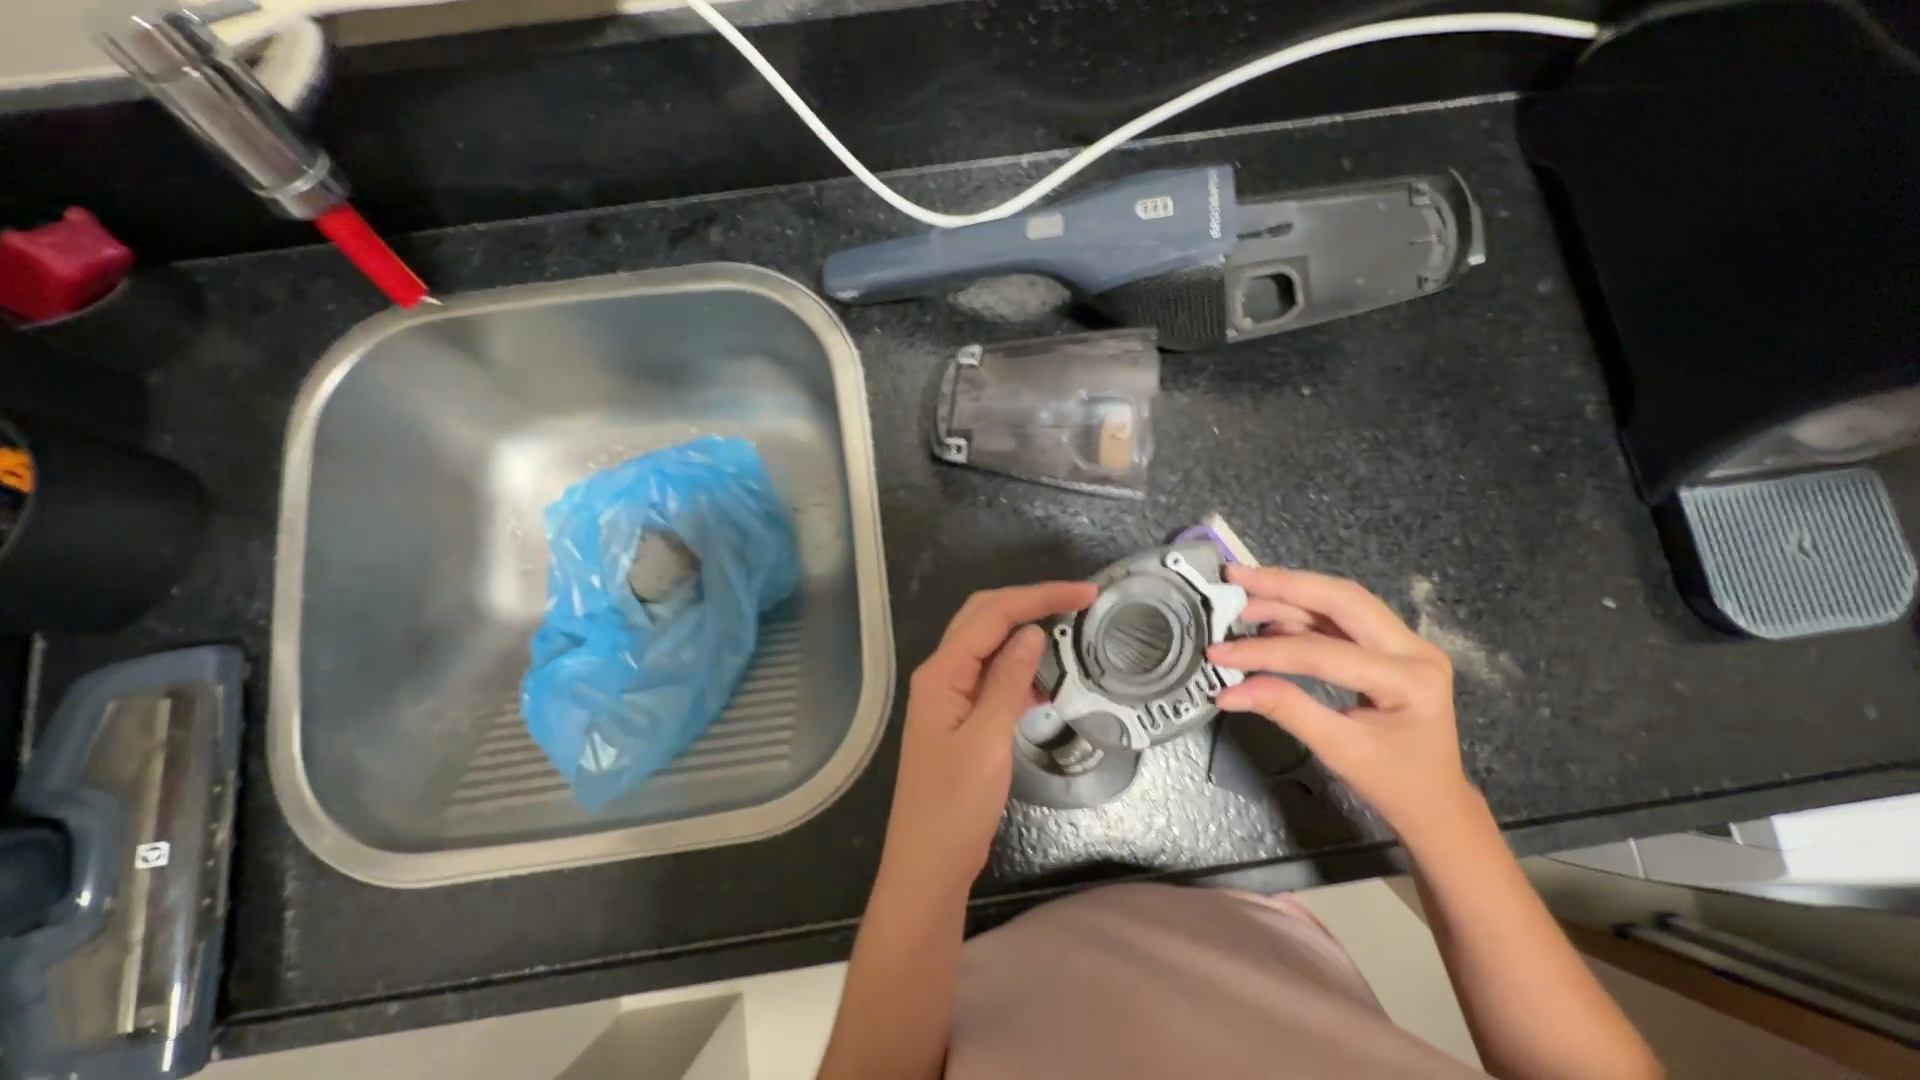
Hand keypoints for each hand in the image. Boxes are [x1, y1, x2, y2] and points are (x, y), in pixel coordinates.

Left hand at [882, 582, 1097, 892]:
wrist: (929, 863)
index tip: (1086, 594)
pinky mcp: (960, 720)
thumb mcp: (988, 740)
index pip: (991, 615)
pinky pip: (991, 679)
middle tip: (1078, 602)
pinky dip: (1018, 671)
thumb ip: (1008, 681)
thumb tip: (1031, 632)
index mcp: (941, 674)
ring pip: (987, 646)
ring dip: (1023, 634)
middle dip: (1029, 602)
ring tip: (1068, 637)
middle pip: (983, 618)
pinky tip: (1044, 687)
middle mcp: (941, 676)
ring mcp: (949, 698)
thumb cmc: (955, 806)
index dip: (1038, 597)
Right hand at [1207, 565, 1474, 837]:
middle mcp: (1414, 649)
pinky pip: (1343, 617)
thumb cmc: (1394, 783)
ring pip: (1342, 601)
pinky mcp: (1391, 645)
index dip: (1266, 651)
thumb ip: (1286, 710)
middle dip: (1285, 586)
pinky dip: (1303, 611)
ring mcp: (1406, 643)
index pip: (1325, 653)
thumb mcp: (1338, 751)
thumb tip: (1228, 691)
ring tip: (1242, 596)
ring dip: (1291, 594)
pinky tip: (1269, 617)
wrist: (1436, 800)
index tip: (1219, 653)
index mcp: (1410, 680)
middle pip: (1343, 599)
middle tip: (1235, 577)